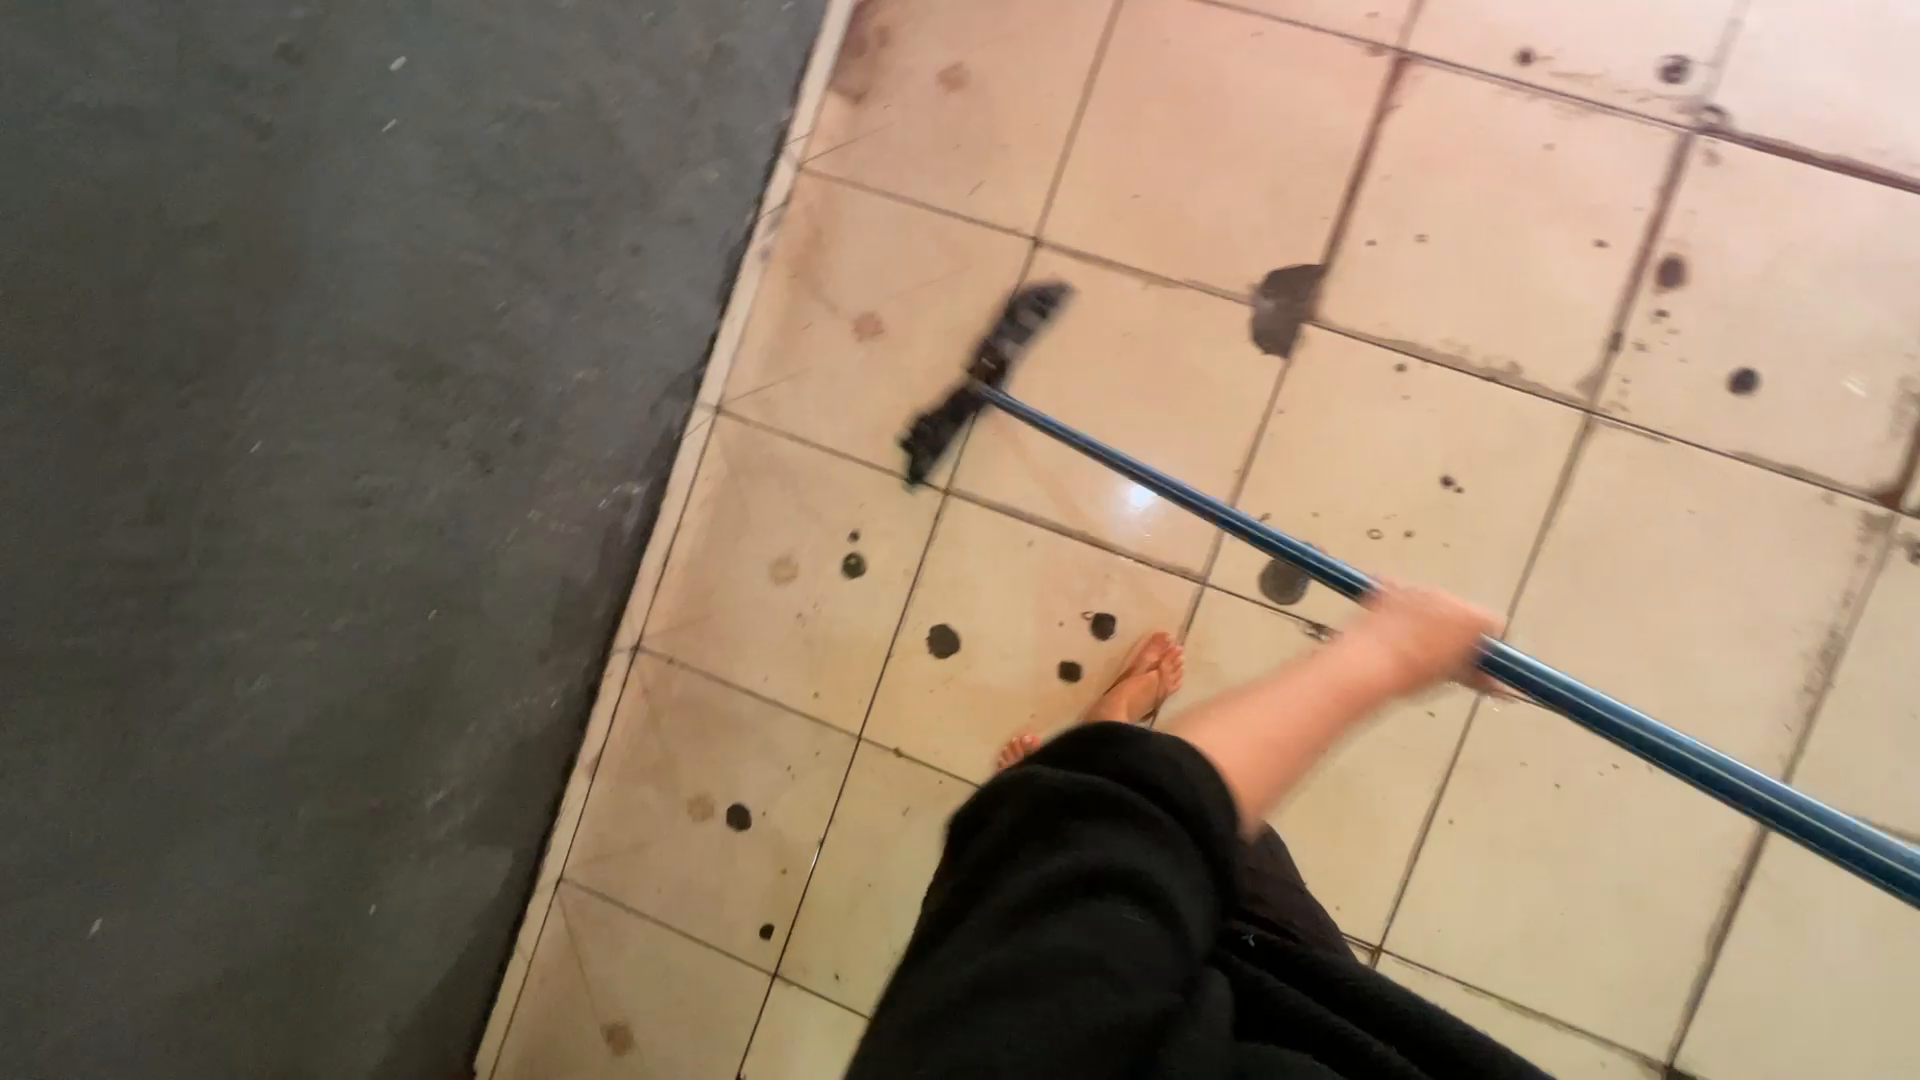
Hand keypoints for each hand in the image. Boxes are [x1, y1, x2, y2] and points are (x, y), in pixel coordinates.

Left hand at [1341, 580, 1503, 696]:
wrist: (1367, 661)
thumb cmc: (1415, 673)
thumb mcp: (1453, 677)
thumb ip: (1480, 676)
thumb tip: (1496, 683)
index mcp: (1473, 617)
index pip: (1494, 625)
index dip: (1486, 643)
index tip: (1476, 658)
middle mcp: (1449, 596)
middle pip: (1462, 610)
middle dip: (1456, 628)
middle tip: (1441, 653)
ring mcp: (1416, 589)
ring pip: (1432, 602)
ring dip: (1428, 617)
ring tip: (1411, 643)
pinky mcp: (1387, 589)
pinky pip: (1400, 593)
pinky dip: (1399, 604)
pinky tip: (1390, 624)